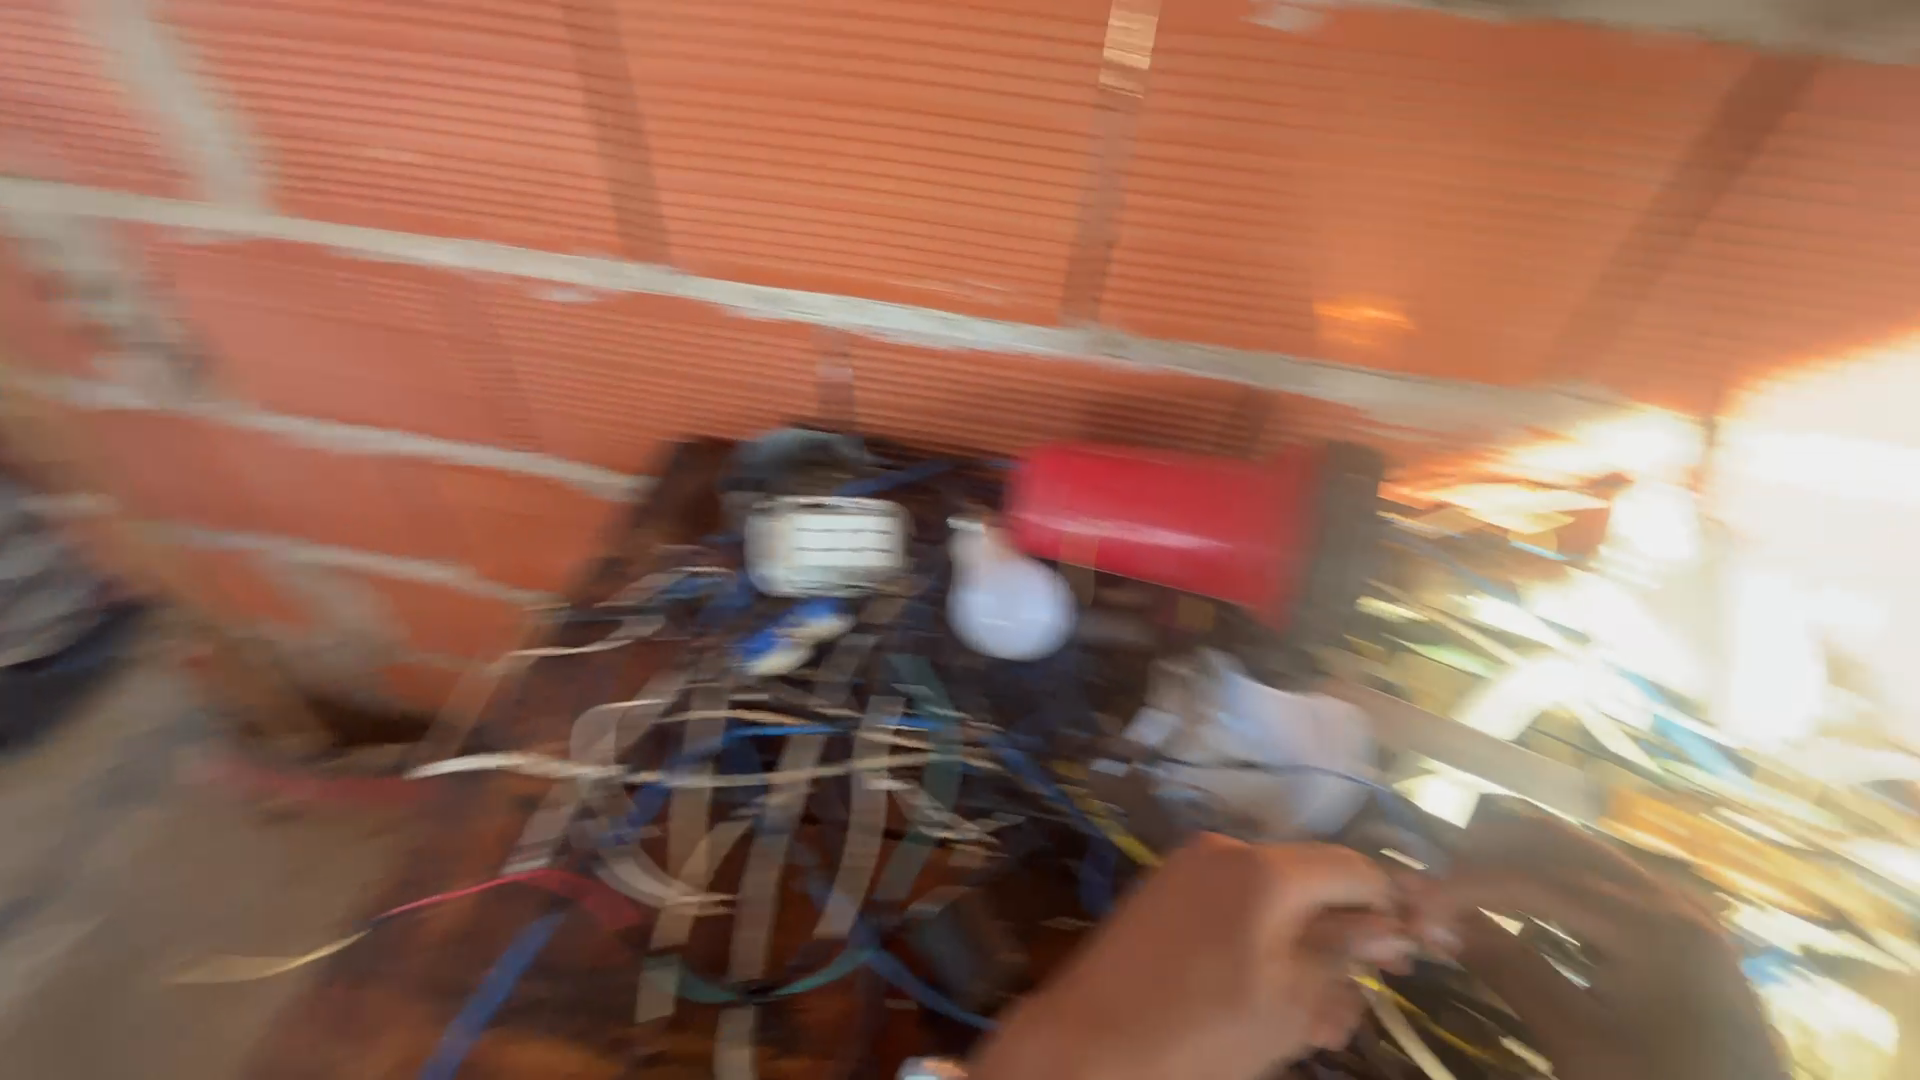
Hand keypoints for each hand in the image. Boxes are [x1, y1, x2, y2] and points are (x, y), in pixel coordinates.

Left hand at [970, 834, 1414, 1079]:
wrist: (1089, 1038)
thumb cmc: (1199, 1030)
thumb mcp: (1288, 1001)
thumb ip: (1343, 952)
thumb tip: (1394, 926)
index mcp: (1262, 868)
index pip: (1352, 866)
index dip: (1393, 903)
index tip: (1425, 947)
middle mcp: (1225, 850)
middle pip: (1310, 881)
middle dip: (1342, 941)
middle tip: (1352, 1007)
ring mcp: (1189, 865)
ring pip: (1272, 900)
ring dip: (1302, 954)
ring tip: (1312, 1024)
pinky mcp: (1166, 887)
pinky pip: (1232, 903)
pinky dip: (1260, 943)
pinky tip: (1268, 1000)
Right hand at [1420, 800, 1789, 1079]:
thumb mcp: (1576, 1041)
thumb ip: (1502, 966)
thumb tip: (1425, 917)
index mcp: (1651, 925)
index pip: (1528, 878)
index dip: (1459, 884)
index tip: (1409, 899)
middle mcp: (1666, 896)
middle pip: (1548, 838)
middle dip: (1479, 852)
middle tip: (1432, 883)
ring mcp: (1675, 907)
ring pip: (1568, 848)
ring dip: (1506, 858)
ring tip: (1462, 890)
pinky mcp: (1673, 925)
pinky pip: (1591, 873)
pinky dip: (1539, 875)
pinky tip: (1513, 906)